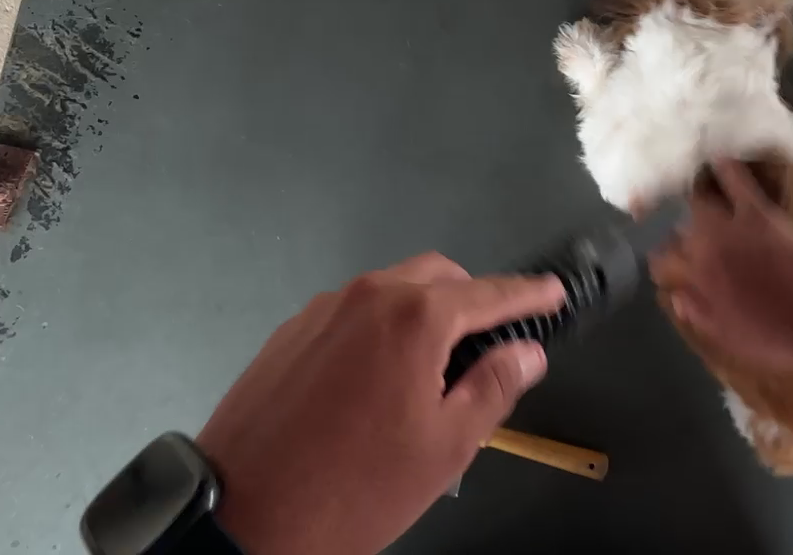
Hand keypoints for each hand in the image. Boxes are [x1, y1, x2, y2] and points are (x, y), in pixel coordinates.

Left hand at [197, 253, 564, 554]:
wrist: (238, 517)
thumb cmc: (356, 486)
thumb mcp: (444, 448)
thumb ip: (495, 386)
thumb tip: (527, 350)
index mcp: (416, 316)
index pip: (490, 293)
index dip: (528, 293)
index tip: (554, 292)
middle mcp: (372, 293)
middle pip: (440, 275)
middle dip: (472, 298)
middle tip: (486, 345)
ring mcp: (327, 306)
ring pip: (395, 286)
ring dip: (425, 309)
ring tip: (428, 368)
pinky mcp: (294, 327)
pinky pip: (356, 308)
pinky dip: (383, 323)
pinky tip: (374, 376)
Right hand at [650, 159, 792, 377]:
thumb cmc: (775, 340)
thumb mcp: (727, 337)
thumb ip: (697, 313)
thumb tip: (675, 295)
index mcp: (696, 279)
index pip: (663, 259)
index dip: (661, 256)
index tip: (664, 256)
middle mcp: (705, 249)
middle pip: (677, 227)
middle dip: (670, 223)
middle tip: (674, 221)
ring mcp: (732, 228)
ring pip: (699, 203)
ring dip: (690, 197)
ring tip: (686, 188)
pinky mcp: (760, 214)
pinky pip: (738, 184)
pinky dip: (728, 169)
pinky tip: (720, 158)